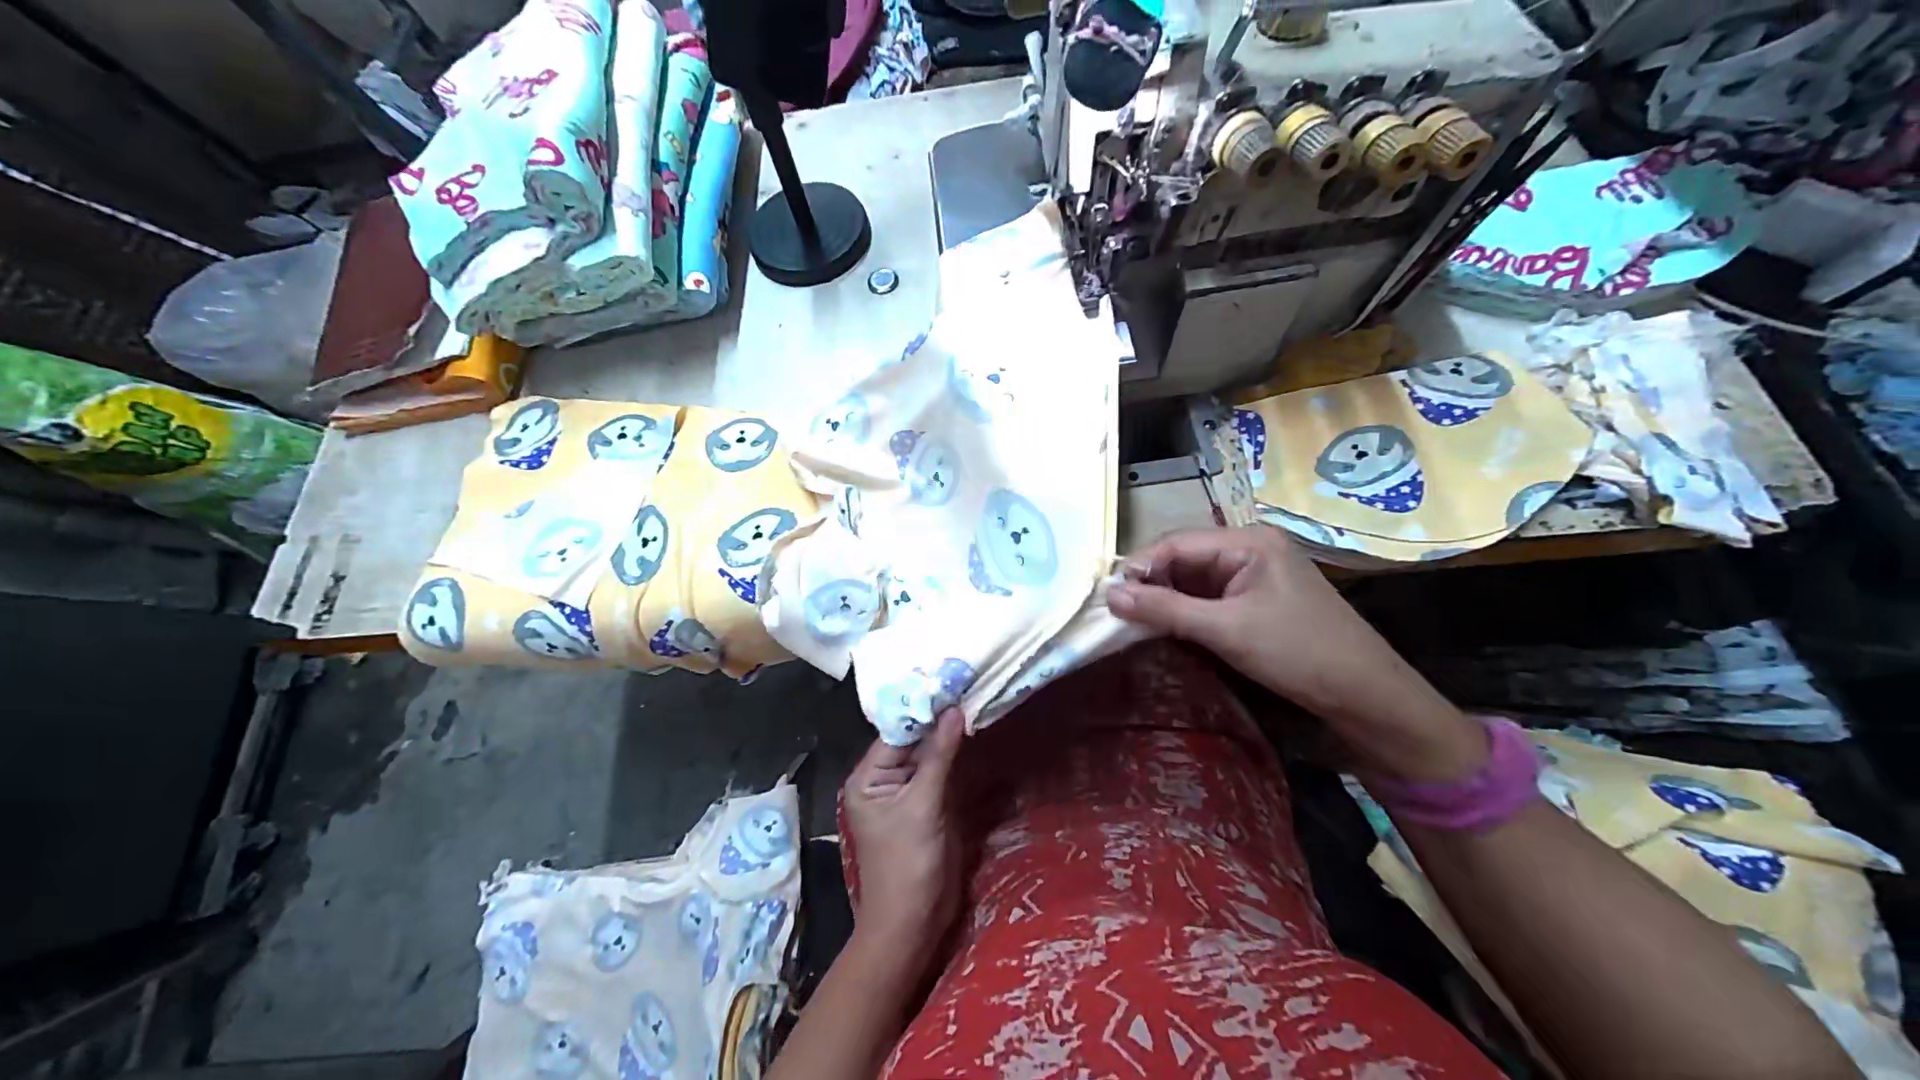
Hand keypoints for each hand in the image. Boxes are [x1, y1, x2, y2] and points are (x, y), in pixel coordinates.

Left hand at [841, 707, 965, 954]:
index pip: (896, 732)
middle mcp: (882, 781)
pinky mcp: (924, 807)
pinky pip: (938, 773)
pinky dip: (953, 756)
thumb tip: (954, 709)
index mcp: (867, 778)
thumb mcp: (923, 805)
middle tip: (965, 683)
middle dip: (937, 718)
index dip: (923, 709)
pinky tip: (970, 733)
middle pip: (911, 741)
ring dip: (947, 735)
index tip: (950, 681)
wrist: (914, 923)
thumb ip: (939, 756)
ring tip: (971, 698)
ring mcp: (904, 794)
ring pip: (927, 756)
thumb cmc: (908, 863)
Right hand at [1107, 526, 1486, 781]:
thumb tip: (1110, 594)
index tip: (1106, 595)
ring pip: (1193, 579)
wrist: (1365, 694)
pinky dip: (1185, 610)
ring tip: (1132, 620)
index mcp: (1247, 542)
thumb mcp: (1225, 629)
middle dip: (1149, 582)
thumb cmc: (1297, 652)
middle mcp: (1249, 549)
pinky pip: (1209, 597)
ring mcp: (1255, 574)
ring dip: (1165, 598)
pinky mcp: (1257, 599)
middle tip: (1115, 611)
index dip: (1139, 566)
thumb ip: (1165, 609)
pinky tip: (1164, 626)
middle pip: (1183, 557)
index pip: (1176, 543)